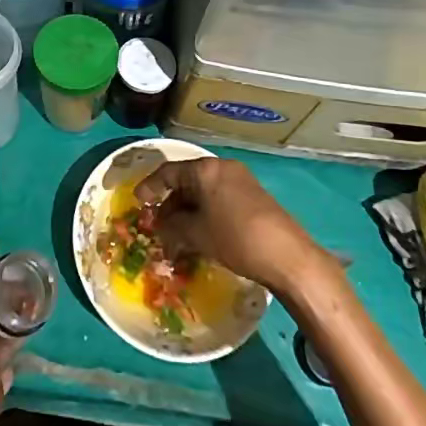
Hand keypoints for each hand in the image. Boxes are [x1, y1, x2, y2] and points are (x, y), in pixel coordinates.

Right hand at [134, 159, 327, 293]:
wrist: (288, 257)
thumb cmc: (235, 238)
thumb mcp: (196, 234)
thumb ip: (172, 226)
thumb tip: (162, 227)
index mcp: (207, 169)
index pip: (168, 172)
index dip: (150, 187)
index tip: (138, 202)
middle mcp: (223, 168)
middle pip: (186, 182)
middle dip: (170, 205)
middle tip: (159, 227)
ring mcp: (241, 182)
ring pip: (203, 193)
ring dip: (187, 213)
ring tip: (178, 238)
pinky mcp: (253, 198)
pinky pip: (219, 201)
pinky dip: (205, 215)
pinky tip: (200, 237)